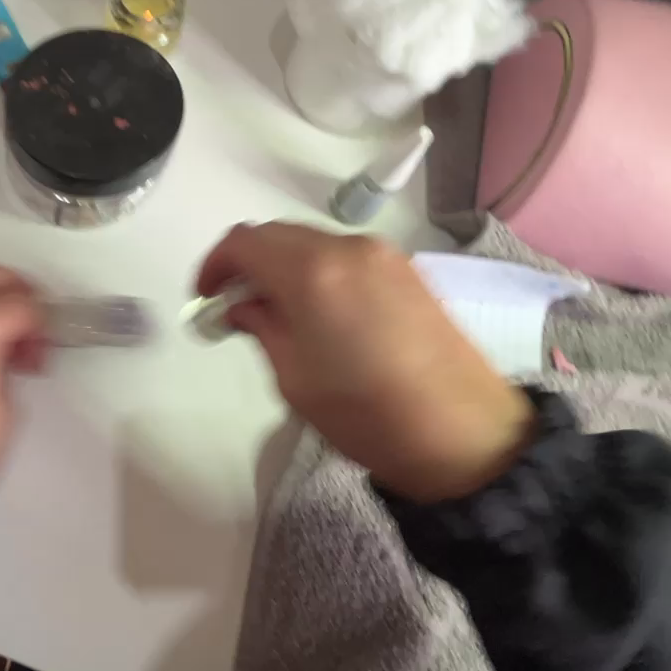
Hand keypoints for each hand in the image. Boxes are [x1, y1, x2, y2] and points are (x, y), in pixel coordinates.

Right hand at [197, 223, 534, 502]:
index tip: (206, 297)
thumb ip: (261, 327)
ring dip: (282, 266)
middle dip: (247, 263)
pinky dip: (316, 271)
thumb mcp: (292, 378)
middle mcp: (347, 248)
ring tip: (274, 312)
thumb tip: (243, 306)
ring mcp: (383, 255)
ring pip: (310, 242)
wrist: (464, 436)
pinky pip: (344, 256)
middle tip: (235, 306)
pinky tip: (317, 311)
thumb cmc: (365, 414)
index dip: (215, 265)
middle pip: (276, 234)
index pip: (243, 242)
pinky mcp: (406, 271)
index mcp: (312, 272)